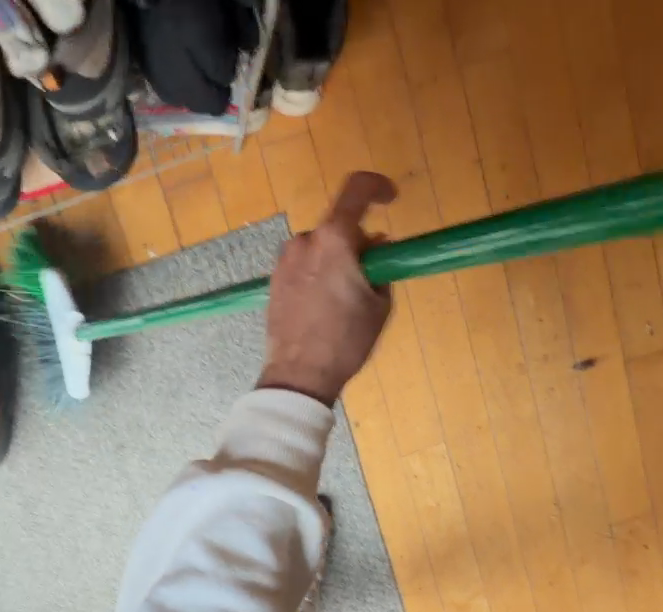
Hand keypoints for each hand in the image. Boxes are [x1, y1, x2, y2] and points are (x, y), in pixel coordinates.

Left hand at [257, 172, 397, 405]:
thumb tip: (374, 249)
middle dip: (356, 242)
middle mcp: (304, 241)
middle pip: (337, 226)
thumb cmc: (346, 340)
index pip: (356, 189)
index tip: (390, 199)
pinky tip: (323, 306)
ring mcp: (284, 261)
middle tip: (370, 273)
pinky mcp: (273, 281)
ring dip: (334, 260)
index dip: (377, 187)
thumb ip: (380, 266)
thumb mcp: (378, 305)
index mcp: (334, 239)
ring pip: (319, 248)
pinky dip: (317, 274)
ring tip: (344, 298)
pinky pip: (302, 266)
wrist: (299, 374)